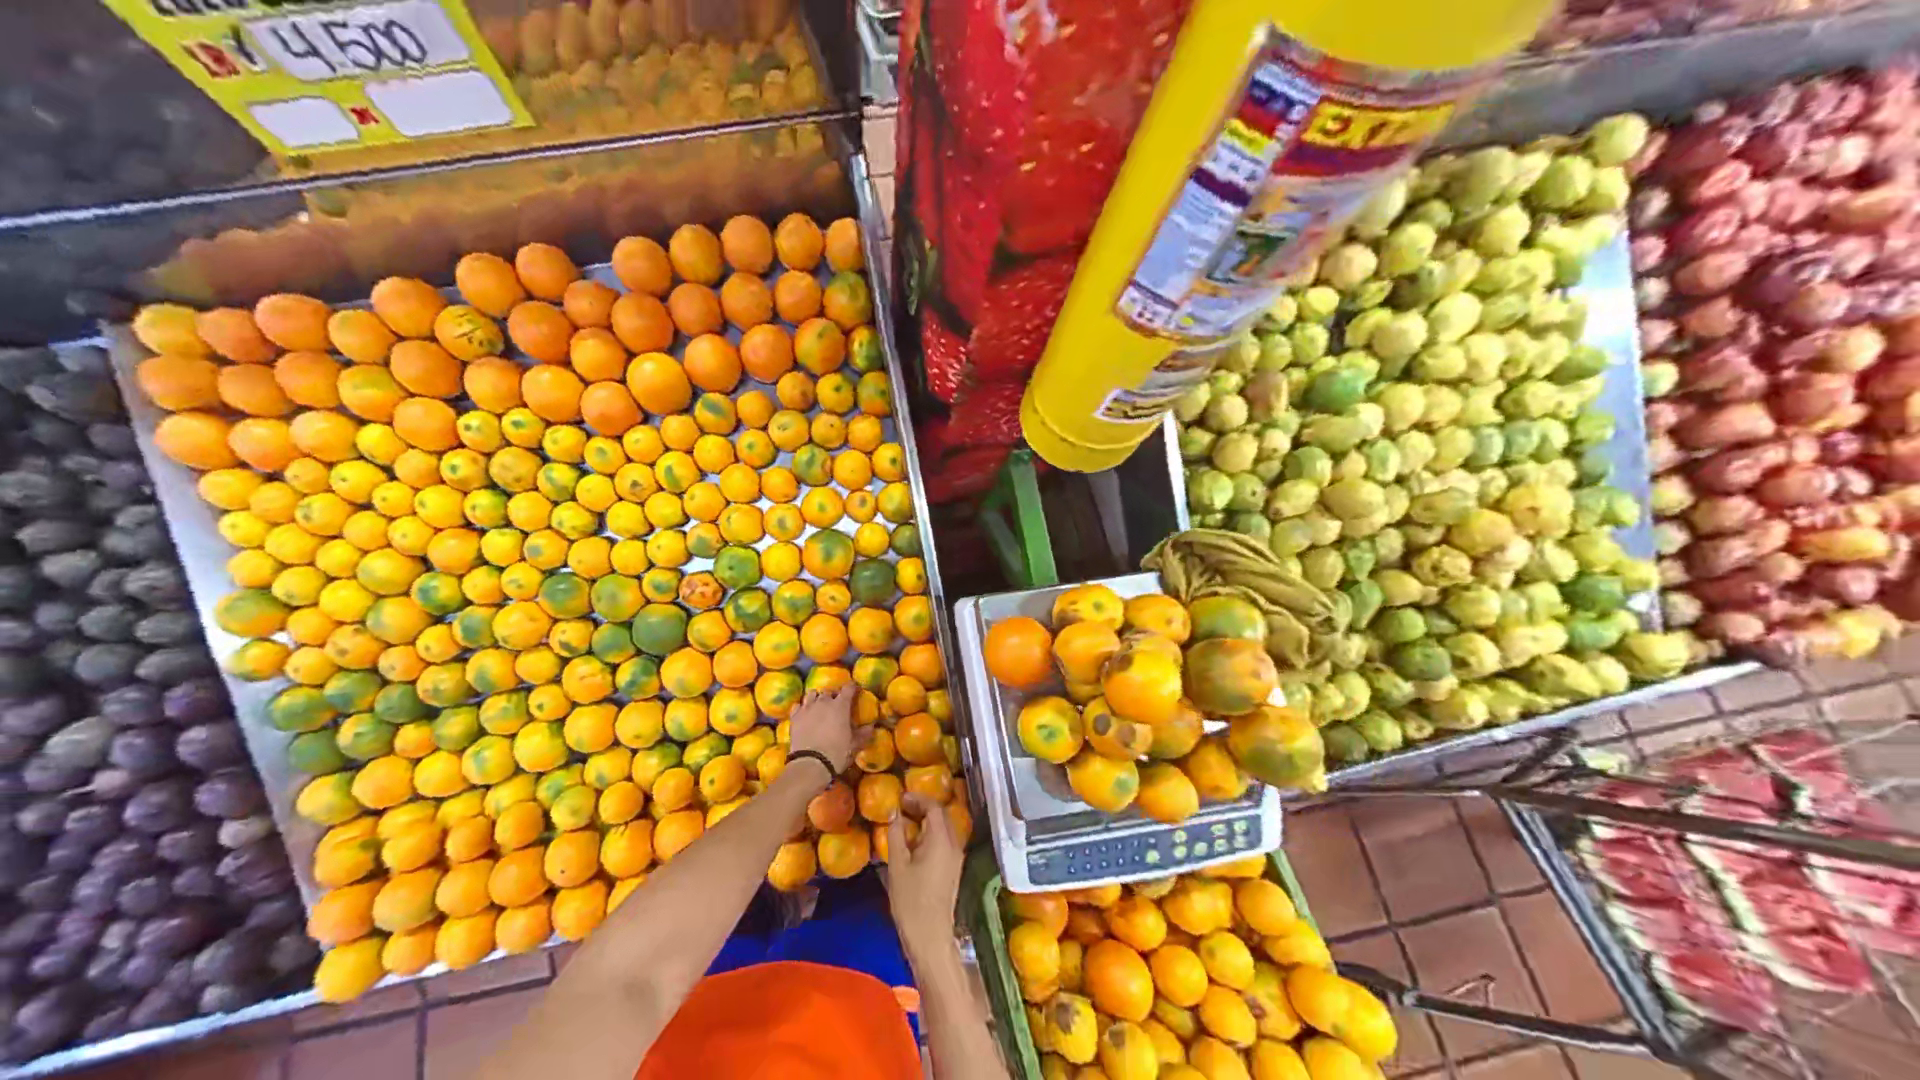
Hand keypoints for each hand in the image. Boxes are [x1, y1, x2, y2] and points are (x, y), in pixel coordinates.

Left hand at [788, 684, 866, 774]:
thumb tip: (871, 726)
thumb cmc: (837, 753)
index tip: (855, 690)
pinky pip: (798, 705)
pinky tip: (804, 714)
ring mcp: (807, 708)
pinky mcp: (794, 717)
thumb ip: (863, 733)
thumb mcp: (854, 745)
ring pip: (811, 694)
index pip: (848, 688)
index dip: (852, 687)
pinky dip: (802, 707)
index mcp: (840, 706)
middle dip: (833, 695)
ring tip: (819, 705)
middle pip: (828, 691)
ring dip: (817, 697)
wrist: (810, 764)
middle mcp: (823, 702)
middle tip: (836, 703)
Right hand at [884, 793, 962, 956]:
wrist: (930, 936)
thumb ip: (896, 836)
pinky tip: (914, 844)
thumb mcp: (897, 865)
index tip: (900, 798)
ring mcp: (957, 858)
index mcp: (942, 840)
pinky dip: (930, 835)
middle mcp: (954, 844)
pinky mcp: (954, 869)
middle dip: (923, 808)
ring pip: (944, 829)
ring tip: (904, 824)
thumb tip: (895, 815)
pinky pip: (945, 842)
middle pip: (942, 816)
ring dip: (927, 822)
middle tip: (901, 808)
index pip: (934, 807)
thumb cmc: (910, 900)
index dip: (917, 799)